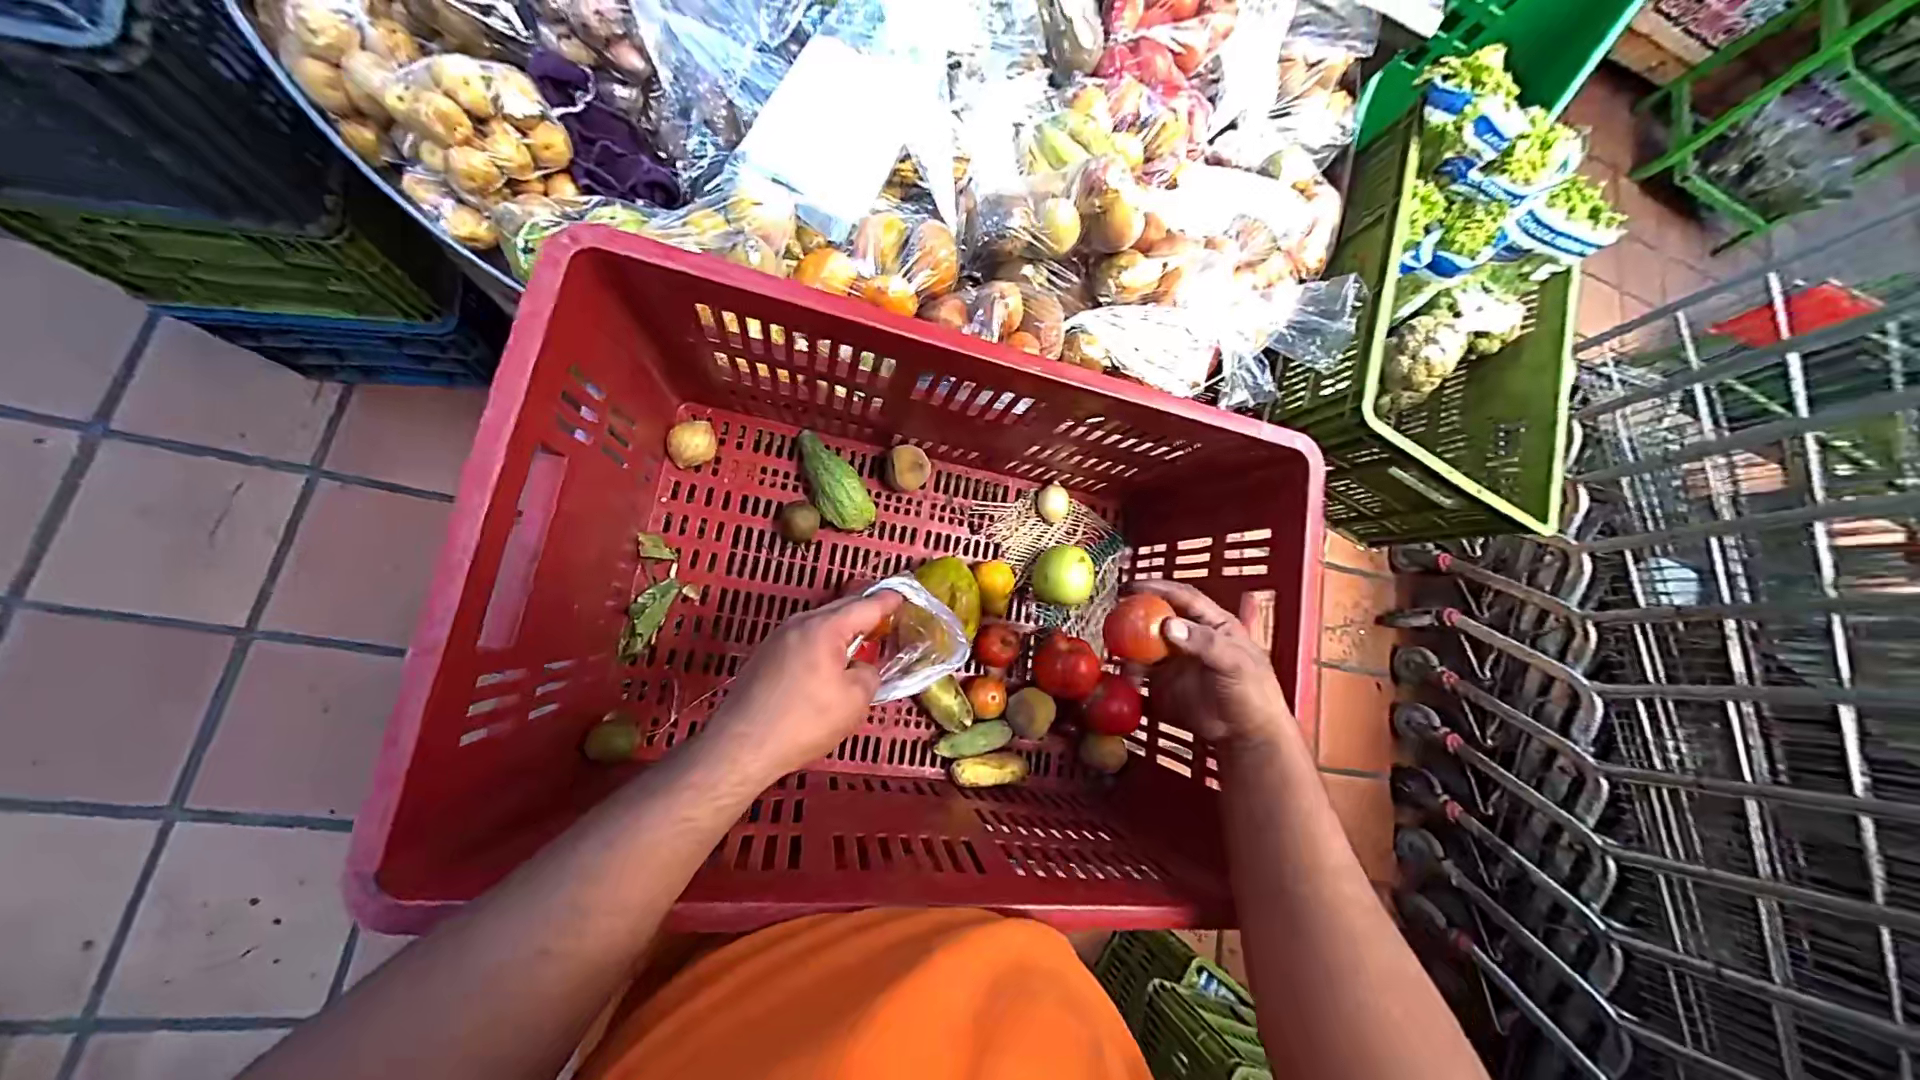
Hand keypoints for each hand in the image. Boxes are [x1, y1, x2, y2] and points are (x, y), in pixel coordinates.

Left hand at [700, 590, 902, 781]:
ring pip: (819, 625)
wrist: (742, 746)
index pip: (864, 606)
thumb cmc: (803, 721)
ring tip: (860, 641)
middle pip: (839, 609)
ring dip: (841, 630)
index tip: (900, 597)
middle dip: (864, 611)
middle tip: (885, 615)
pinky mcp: (764, 658)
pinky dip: (822, 644)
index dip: (886, 602)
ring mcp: (777, 639)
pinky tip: (827, 664)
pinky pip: (803, 640)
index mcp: (824, 628)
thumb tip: (862, 668)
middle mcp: (798, 624)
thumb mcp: (855, 701)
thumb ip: (870, 674)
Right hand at [1131, 579, 1293, 750]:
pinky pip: (1140, 673)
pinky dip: (1128, 672)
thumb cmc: (1253, 694)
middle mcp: (1190, 637)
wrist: (1246, 736)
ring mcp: (1175, 660)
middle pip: (1157, 617)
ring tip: (1116, 645)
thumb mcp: (1234, 662)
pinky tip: (1123, 675)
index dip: (1157, 588)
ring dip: (1129, 643)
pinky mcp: (1164, 684)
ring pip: (1145, 644)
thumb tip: (1168, 625)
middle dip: (1135, 612)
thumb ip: (1203, 642)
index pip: (1182, 597)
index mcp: (1213, 624)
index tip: (1132, 586)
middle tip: (1115, 612)